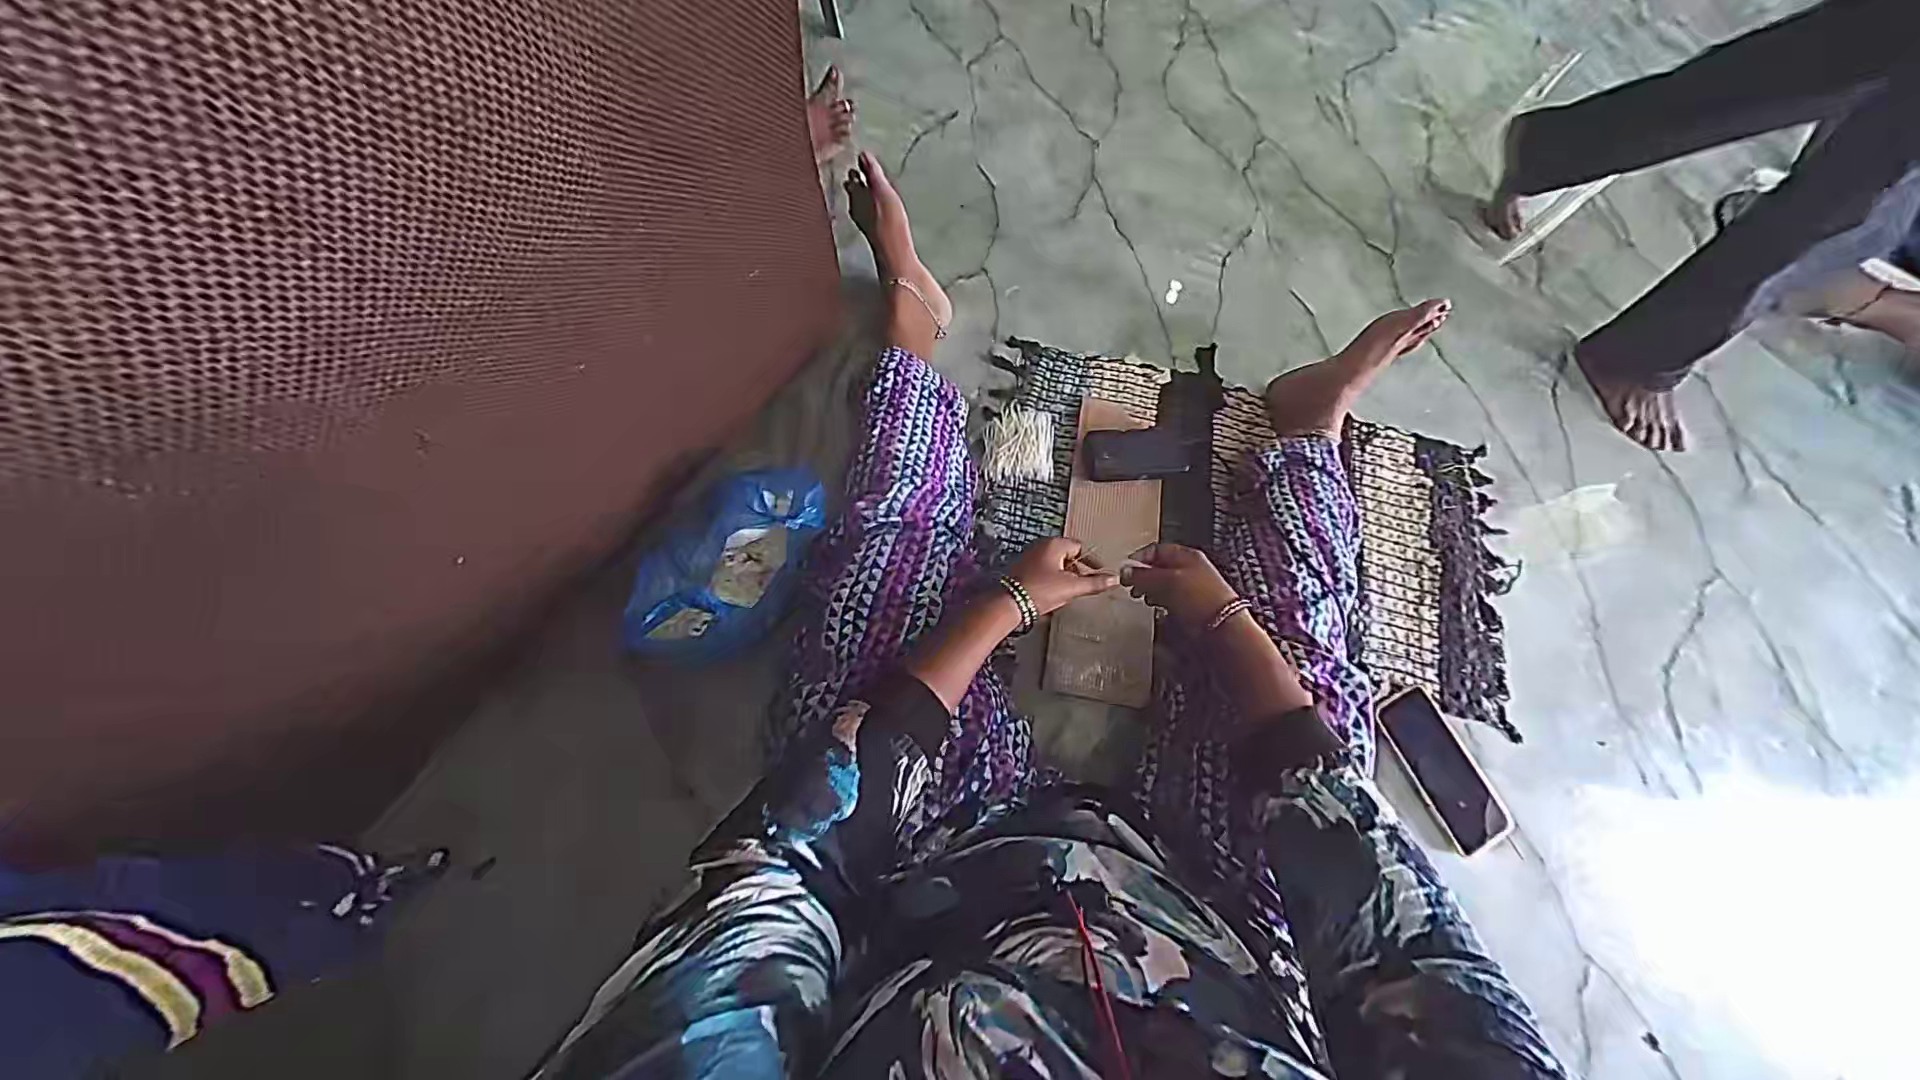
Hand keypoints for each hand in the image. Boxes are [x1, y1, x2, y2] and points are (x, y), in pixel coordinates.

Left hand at [1007, 537, 1120, 615]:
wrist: (1009, 603)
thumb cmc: (1042, 590)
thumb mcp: (1071, 587)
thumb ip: (1094, 583)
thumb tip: (1115, 579)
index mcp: (1054, 544)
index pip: (1079, 547)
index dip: (1090, 560)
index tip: (1098, 572)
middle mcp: (1041, 546)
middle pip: (1066, 554)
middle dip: (1077, 569)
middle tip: (1084, 584)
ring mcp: (1029, 556)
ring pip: (1054, 563)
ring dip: (1064, 575)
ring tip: (1069, 591)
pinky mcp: (1021, 569)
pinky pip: (1043, 570)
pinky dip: (1052, 578)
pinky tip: (1052, 593)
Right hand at [1121, 543, 1238, 629]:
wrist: (1221, 628)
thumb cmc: (1200, 598)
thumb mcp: (1165, 581)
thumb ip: (1142, 575)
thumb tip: (1125, 572)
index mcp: (1186, 556)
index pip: (1155, 550)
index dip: (1138, 558)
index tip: (1126, 570)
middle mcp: (1189, 569)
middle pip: (1158, 568)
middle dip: (1142, 577)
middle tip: (1131, 585)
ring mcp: (1191, 588)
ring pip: (1162, 585)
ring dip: (1150, 590)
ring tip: (1142, 597)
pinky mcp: (1191, 605)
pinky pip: (1169, 599)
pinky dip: (1160, 602)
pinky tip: (1156, 607)